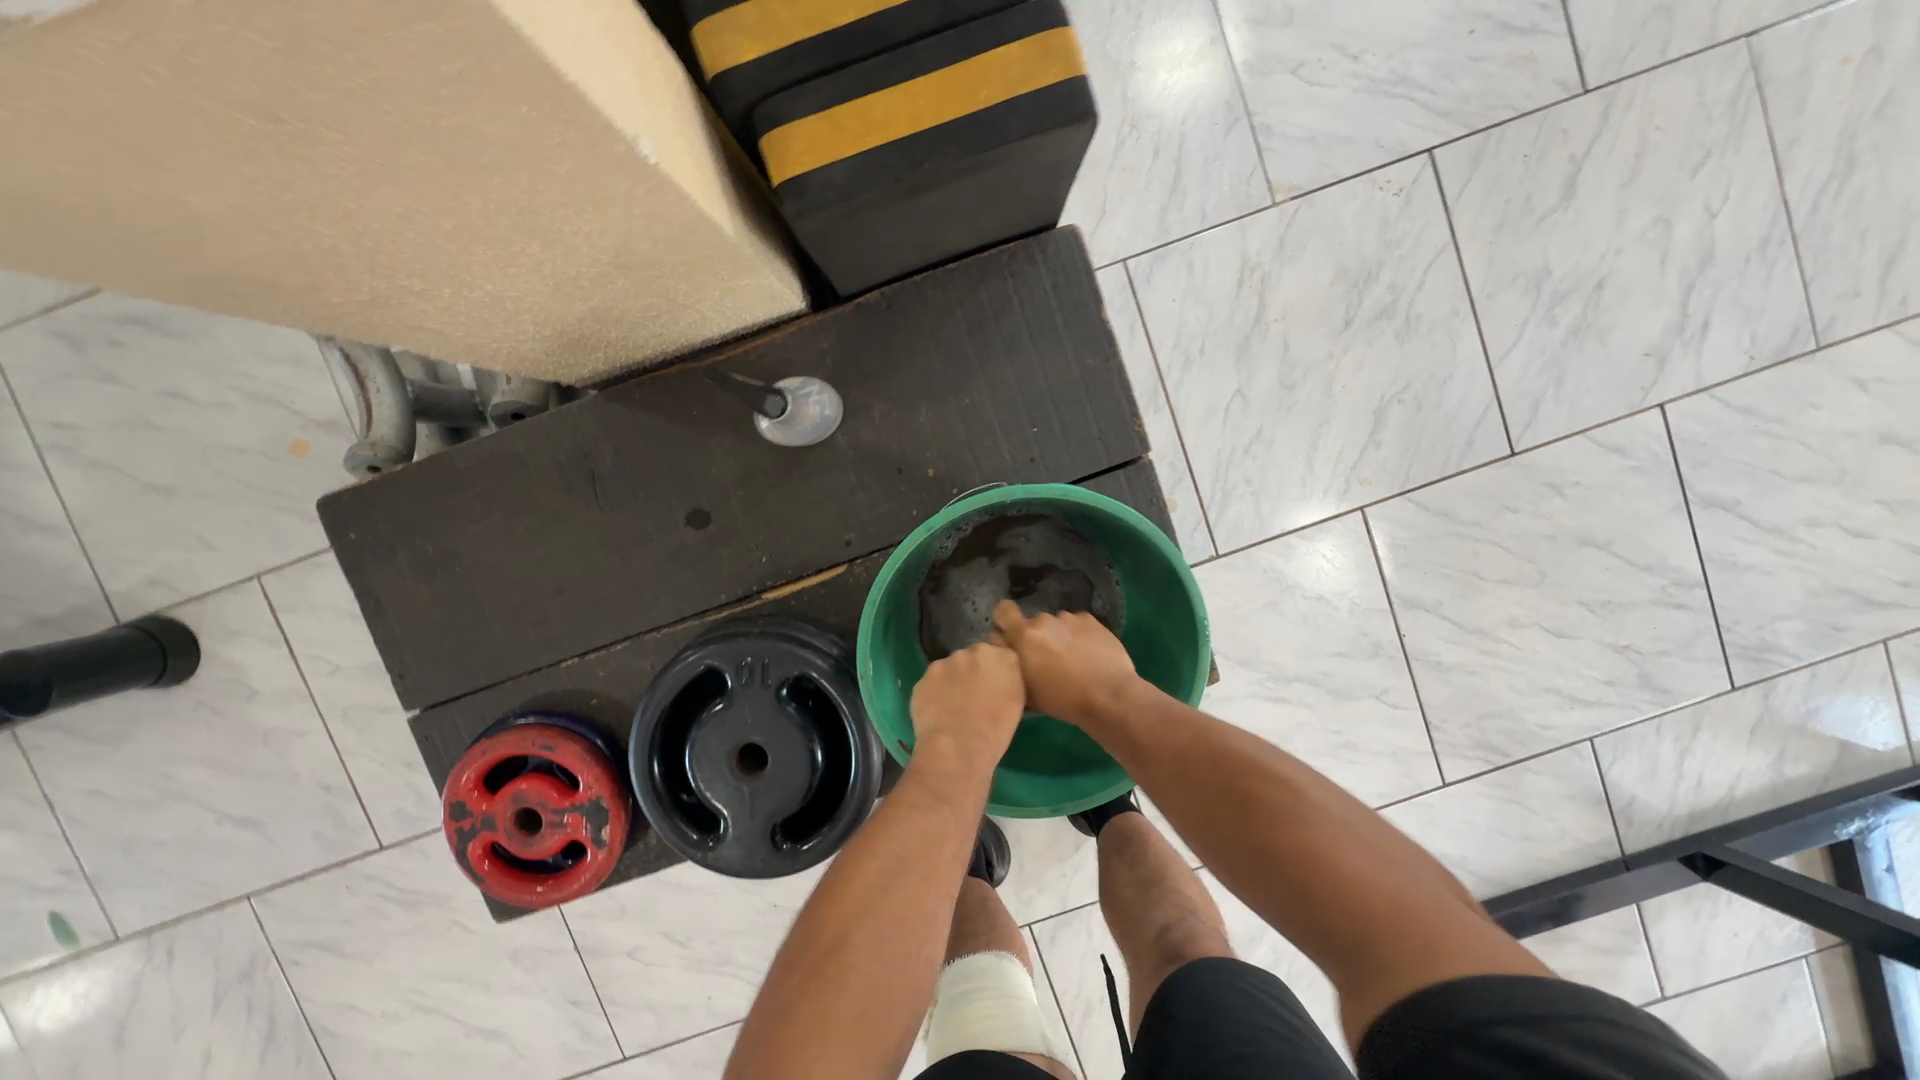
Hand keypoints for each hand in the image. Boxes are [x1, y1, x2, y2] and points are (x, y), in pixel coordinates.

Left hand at [909, 642, 1025, 772]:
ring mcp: (944, 663)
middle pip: (972, 656)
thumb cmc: (995, 731)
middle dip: (972, 671)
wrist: (957, 748)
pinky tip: (937, 712)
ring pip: (949, 668)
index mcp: (1001, 657)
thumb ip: (1008, 680)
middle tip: (972, 696)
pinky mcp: (923, 678)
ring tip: (952, 707)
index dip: (993, 670)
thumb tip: (999, 679)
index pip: (999, 653)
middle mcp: (972, 652)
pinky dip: (934, 693)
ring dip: (952, 680)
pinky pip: (932, 682)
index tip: (992, 685)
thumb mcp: (1016, 702)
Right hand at [989, 600, 1143, 725]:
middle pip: (1032, 623)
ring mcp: (1068, 618)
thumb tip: (1009, 655)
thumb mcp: (1026, 691)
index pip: (1002, 611)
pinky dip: (1079, 636)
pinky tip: (1089, 654)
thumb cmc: (1062, 700)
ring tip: (1073, 658)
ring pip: (1056, 624)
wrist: (1108, 696)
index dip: (1005, 623)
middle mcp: (1043, 620)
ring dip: (1058, 637)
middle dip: (1036, 637)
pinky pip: (1077, 624)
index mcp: (1023, 636)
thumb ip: (1012, 666)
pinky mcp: (1091, 620)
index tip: (1013, 640)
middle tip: (1046, 659)